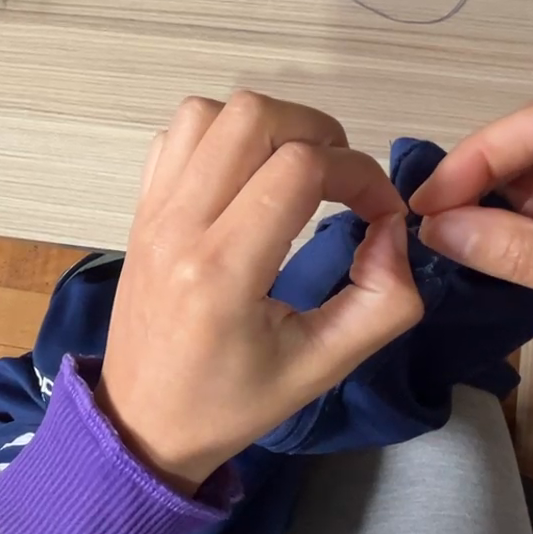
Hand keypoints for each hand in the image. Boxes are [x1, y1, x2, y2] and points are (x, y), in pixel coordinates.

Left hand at [100, 92, 424, 493]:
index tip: (379, 211)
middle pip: (252, 117)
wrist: (141, 420)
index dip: (359, 174)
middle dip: (316, 133)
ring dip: (266, 128)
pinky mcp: (140, 208)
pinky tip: (244, 178)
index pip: (299, 168)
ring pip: (209, 113)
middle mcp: (178, 225)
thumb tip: (392, 229)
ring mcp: (152, 211)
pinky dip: (221, 136)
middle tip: (339, 181)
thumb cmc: (230, 403)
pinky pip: (177, 136)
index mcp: (223, 271)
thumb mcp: (322, 368)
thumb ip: (381, 300)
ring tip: (293, 172)